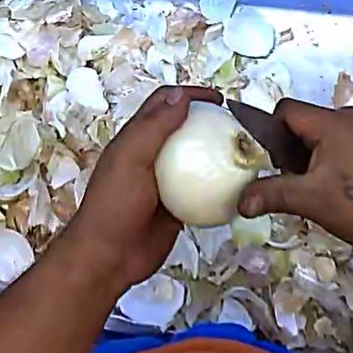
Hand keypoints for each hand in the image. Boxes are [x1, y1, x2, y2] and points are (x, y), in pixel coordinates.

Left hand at [55, 85, 221, 296]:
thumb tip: (181, 95)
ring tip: (243, 152)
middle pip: (184, 127)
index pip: (165, 103)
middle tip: (237, 125)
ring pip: (196, 159)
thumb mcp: (131, 159)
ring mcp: (166, 181)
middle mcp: (152, 154)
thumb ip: (154, 127)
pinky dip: (219, 186)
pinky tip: (239, 187)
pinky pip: (203, 191)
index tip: (217, 100)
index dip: (190, 94)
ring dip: (217, 153)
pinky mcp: (178, 206)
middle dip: (209, 121)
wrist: (109, 259)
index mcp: (137, 137)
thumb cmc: (113, 205)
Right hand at [238, 98, 352, 260]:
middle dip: (290, 152)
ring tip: (316, 192)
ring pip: (321, 136)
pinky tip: (338, 193)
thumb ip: (272, 194)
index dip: (270, 133)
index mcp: (331, 121)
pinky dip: (329, 163)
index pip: (285, 111)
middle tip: (294, 183)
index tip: (272, 165)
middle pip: (302, 124)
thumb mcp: (312, 200)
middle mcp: (349, 117)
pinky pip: (340, 144)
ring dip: (310, 160)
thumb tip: (239, 203)